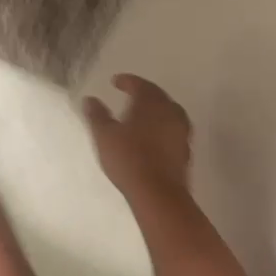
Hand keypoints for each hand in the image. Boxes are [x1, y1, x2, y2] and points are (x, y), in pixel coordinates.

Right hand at [83, 74, 193, 205]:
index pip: (140, 84)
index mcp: (150, 103)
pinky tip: (155, 135)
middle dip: (144, 92)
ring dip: (157, 109)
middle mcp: (169, 112)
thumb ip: (97, 115)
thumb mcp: (104, 135)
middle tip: (130, 94)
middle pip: (158, 95)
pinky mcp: (185, 150)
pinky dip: (164, 125)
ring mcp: (181, 131)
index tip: (115, 82)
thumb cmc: (128, 159)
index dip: (127, 81)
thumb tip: (90, 99)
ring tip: (144, 114)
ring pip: (170, 111)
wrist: (158, 194)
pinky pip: (174, 129)